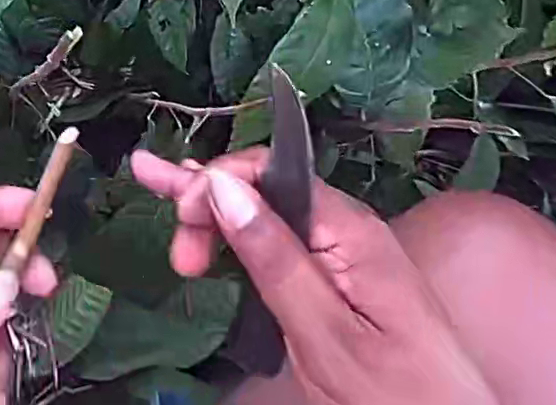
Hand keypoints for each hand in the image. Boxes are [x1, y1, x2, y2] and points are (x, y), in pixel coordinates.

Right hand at [132, 149, 497, 404]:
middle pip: (261, 186)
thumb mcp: (325, 336)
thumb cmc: (395, 401)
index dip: (219, 184)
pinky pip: (276, 239)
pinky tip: (205, 218)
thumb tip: (222, 182)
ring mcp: (338, 249)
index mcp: (346, 226)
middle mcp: (341, 224)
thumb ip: (273, 254)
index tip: (182, 220)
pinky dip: (235, 232)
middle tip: (171, 233)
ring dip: (212, 209)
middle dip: (208, 198)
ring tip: (160, 190)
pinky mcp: (333, 275)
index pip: (269, 173)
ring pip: (262, 209)